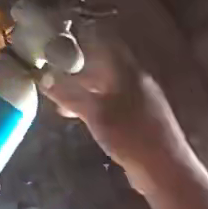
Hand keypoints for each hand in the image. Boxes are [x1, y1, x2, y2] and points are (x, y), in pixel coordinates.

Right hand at [43, 26, 188, 179]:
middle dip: (76, 67)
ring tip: (58, 98)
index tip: (58, 41)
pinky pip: (109, 102)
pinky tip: (76, 115)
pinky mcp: (137, 119)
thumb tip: (41, 76)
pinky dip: (91, 103)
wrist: (165, 170)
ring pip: (104, 85)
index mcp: (127, 71)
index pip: (104, 42)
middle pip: (102, 65)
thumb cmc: (130, 134)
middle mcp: (135, 80)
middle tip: (52, 71)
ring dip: (81, 88)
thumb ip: (68, 93)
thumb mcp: (94, 112)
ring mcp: (138, 100)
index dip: (82, 38)